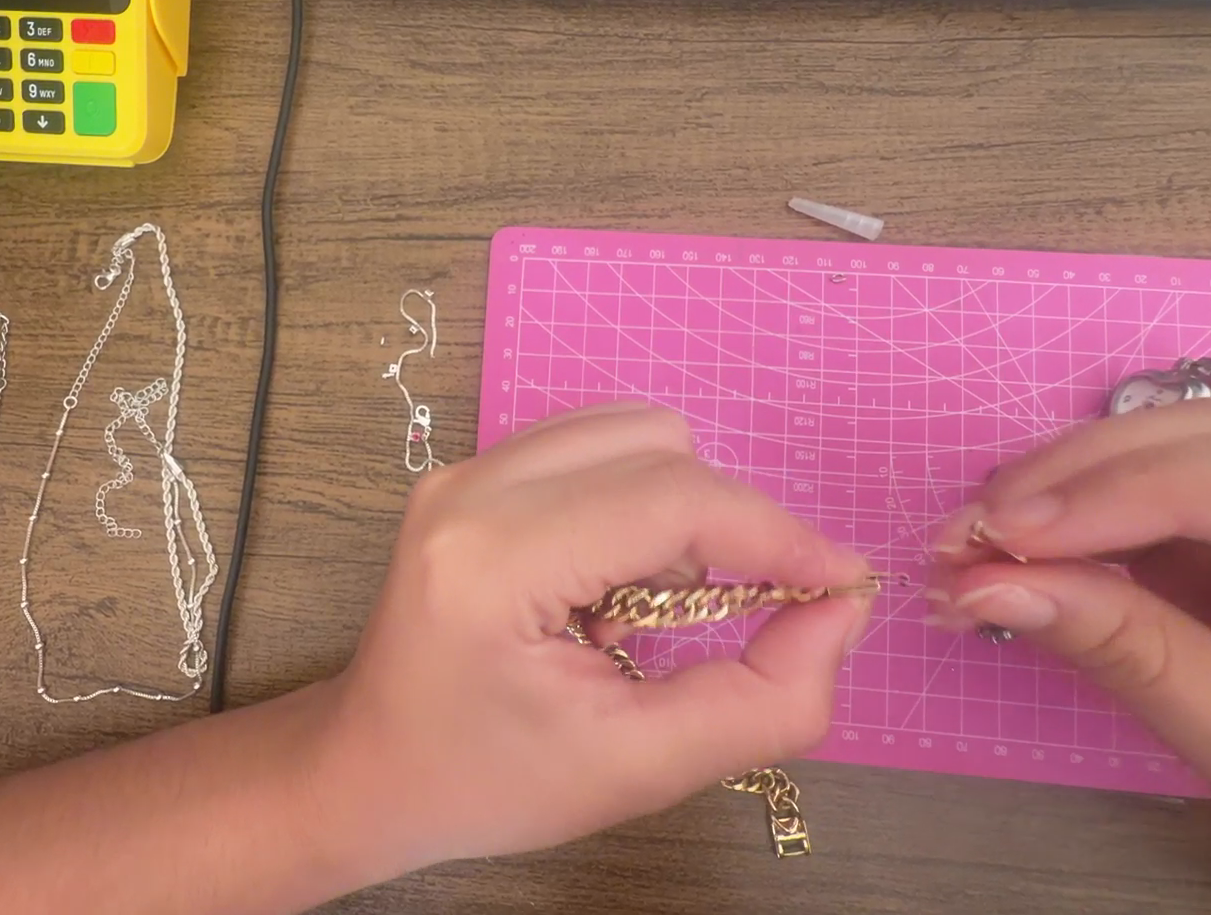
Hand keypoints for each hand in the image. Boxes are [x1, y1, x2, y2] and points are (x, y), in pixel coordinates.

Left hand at [313, 403, 872, 878]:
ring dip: (674, 505)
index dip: (774, 533)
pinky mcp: (468, 471)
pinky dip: (631, 495)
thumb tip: (835, 610)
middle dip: (724, 523)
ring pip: (625, 431)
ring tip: (646, 601)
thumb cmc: (487, 779)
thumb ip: (761, 701)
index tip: (840, 582)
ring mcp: (461, 469)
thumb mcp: (635, 769)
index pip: (668, 500)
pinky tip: (608, 573)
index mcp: (494, 561)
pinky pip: (588, 444)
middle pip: (654, 446)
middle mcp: (470, 488)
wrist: (369, 761)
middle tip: (728, 610)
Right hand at [927, 399, 1210, 914]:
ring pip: (1170, 456)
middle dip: (1081, 478)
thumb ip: (1149, 665)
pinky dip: (1063, 525)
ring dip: (1055, 492)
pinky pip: (1140, 506)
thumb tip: (983, 587)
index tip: (1009, 533)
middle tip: (968, 535)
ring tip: (970, 545)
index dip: (1142, 491)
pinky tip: (1008, 551)